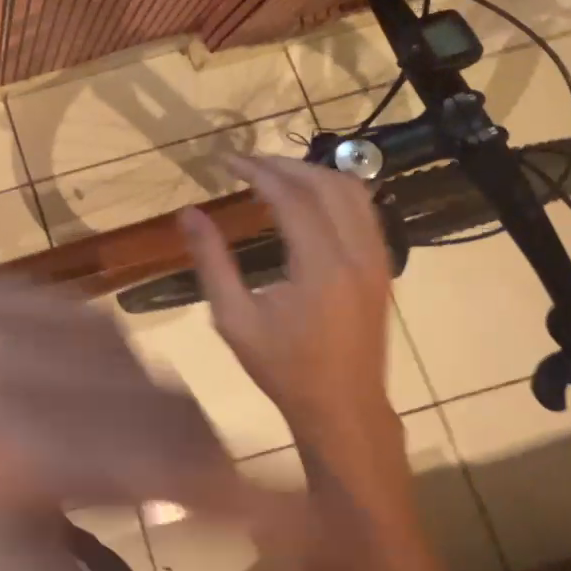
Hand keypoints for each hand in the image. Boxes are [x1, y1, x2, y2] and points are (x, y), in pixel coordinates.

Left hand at [0, 283, 280, 570]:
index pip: (158, 471)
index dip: (243, 499)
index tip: (298, 517)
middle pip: (153, 404)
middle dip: (200, 453)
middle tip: (205, 489)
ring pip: (124, 351)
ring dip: (151, 401)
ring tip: (140, 446)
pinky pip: (76, 316)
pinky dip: (105, 357)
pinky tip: (88, 393)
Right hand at [177, 156, 398, 451]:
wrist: (343, 409)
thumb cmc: (283, 367)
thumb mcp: (234, 319)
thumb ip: (211, 261)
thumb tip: (188, 213)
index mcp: (322, 267)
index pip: (291, 198)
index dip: (257, 172)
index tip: (226, 162)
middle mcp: (357, 255)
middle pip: (326, 185)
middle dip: (283, 165)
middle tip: (246, 162)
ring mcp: (377, 261)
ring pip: (352, 193)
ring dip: (312, 173)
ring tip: (273, 172)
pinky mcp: (382, 268)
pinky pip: (365, 211)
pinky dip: (333, 192)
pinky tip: (306, 198)